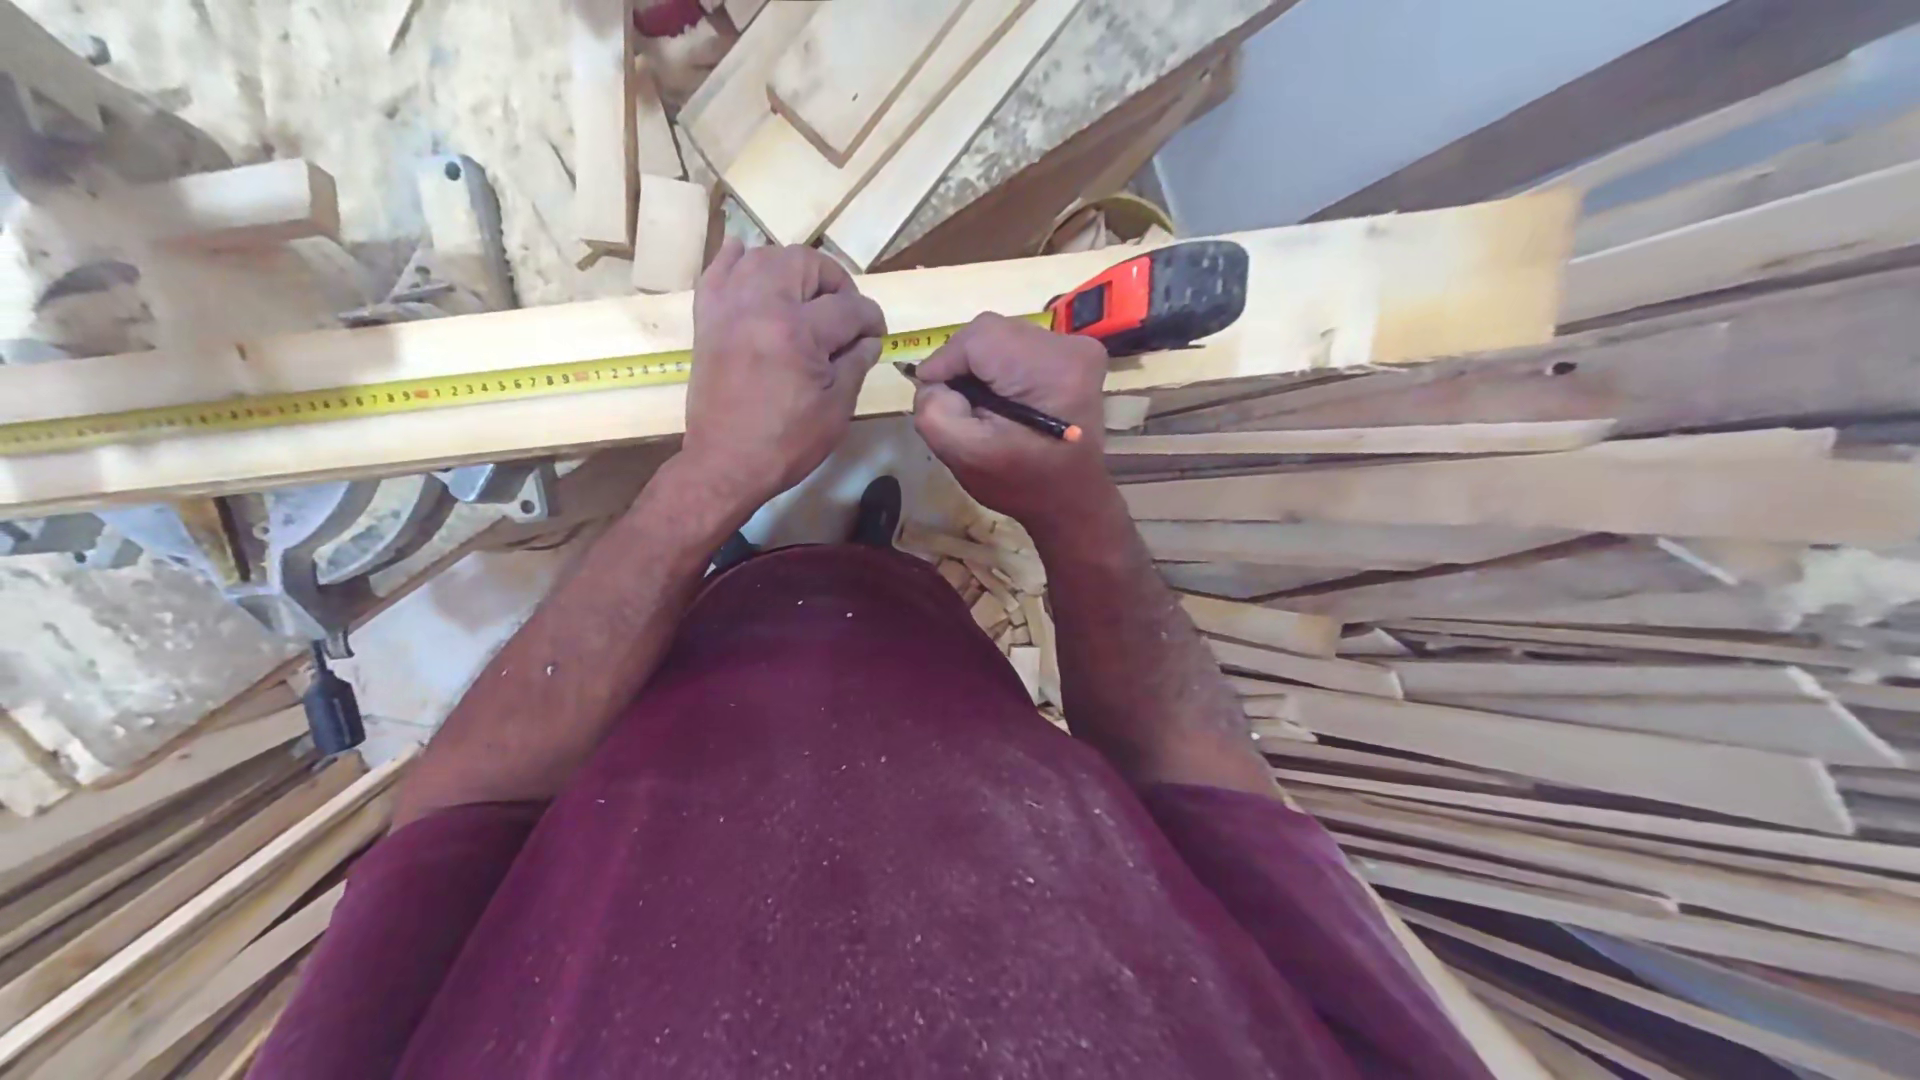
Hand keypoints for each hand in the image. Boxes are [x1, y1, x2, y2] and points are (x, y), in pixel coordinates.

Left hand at [681, 240, 886, 512]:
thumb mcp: (836, 409)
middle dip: (834, 281)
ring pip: (762, 257)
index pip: (848, 307)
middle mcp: (760, 306)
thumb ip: (856, 364)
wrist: (726, 464)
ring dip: (792, 268)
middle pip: (804, 262)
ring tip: (806, 294)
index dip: (871, 318)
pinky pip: (717, 272)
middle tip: (845, 311)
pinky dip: (735, 261)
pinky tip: (749, 260)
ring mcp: (728, 309)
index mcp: (798, 332)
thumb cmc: (787, 443)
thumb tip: (869, 340)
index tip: (877, 333)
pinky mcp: (707, 320)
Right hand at [912, 313, 1111, 535]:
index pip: (977, 339)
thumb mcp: (965, 457)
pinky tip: (1002, 399)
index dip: (945, 363)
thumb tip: (933, 381)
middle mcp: (1070, 347)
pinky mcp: (1075, 354)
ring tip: (980, 405)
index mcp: (1050, 369)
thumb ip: (935, 411)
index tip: (938, 398)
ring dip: (980, 366)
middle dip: (963, 365)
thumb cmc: (1021, 484)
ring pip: (1002, 336)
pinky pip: (1018, 345)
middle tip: (959, 405)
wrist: (1070, 501)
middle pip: (990, 332)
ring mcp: (1077, 348)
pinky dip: (1000, 367)